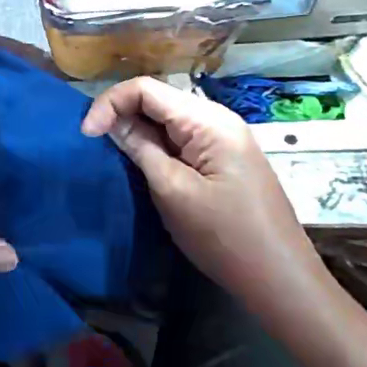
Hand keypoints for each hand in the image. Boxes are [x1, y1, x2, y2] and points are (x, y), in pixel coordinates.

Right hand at [82, 78, 317, 312]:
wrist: (281, 278)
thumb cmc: (225, 237)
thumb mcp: (173, 192)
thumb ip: (140, 149)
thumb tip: (112, 123)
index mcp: (208, 120)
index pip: (146, 88)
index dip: (110, 103)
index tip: (86, 135)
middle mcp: (218, 118)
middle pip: (158, 99)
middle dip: (121, 114)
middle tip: (94, 145)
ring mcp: (225, 138)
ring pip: (169, 119)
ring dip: (138, 130)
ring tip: (114, 154)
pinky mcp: (225, 158)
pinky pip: (183, 139)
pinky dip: (157, 145)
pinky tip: (144, 164)